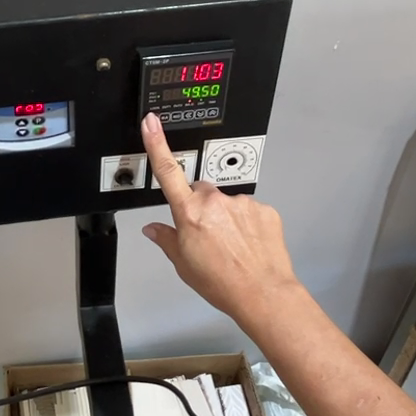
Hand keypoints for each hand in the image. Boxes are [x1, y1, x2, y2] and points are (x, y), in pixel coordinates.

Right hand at [139, 112, 302, 325]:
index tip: (151, 122)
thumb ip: (166, 240)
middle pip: (200, 191)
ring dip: (225, 217)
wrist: (263, 293)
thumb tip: (153, 229)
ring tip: (230, 246)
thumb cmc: (222, 283)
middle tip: (205, 234)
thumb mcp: (183, 264)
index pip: (168, 171)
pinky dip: (246, 224)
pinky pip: (249, 211)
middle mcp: (215, 202)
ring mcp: (242, 203)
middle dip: (200, 205)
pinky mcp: (264, 209)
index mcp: (190, 213)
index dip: (156, 143)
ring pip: (226, 202)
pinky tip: (247, 245)